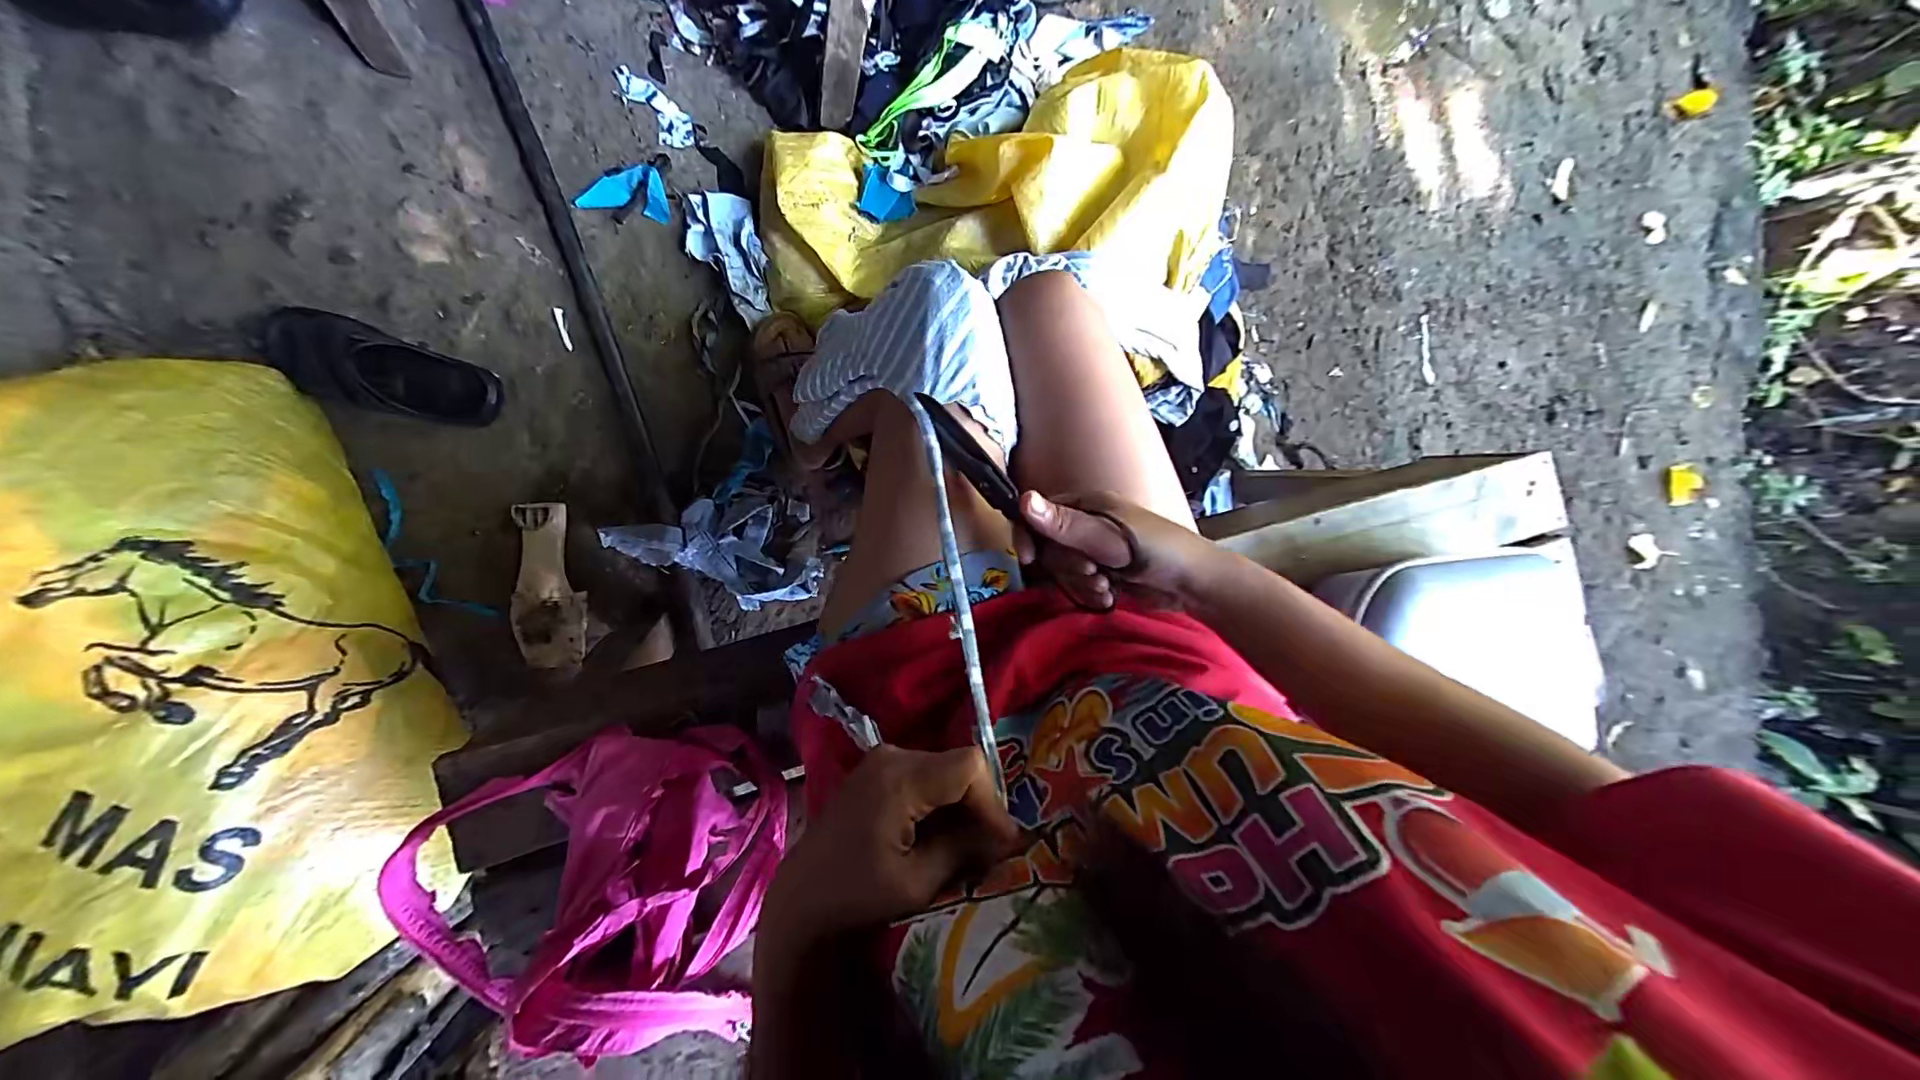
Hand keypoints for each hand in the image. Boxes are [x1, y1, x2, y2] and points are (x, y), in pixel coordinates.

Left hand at [759, 746, 1021, 952]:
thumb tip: (1007, 838)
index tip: (1003, 842)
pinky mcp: (877, 771)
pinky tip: (941, 835)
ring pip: (944, 769)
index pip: (968, 766)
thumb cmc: (854, 895)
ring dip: (961, 804)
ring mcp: (882, 760)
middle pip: (958, 765)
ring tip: (969, 845)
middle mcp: (892, 756)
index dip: (992, 801)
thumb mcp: (916, 882)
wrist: (799, 897)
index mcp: (900, 778)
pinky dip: (940, 801)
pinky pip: (925, 775)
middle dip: (979, 804)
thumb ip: (963, 849)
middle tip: (991, 847)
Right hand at [1017, 490, 1229, 610]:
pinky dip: (1091, 596)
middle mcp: (1085, 526)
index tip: (1029, 559)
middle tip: (1096, 572)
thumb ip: (1065, 524)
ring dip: (1082, 585)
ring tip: (1109, 586)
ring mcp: (1093, 551)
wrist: (1194, 584)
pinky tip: (1112, 596)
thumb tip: (1024, 500)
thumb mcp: (1108, 538)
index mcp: (1086, 505)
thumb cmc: (1157, 549)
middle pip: (1048, 550)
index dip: (1028, 537)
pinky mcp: (1101, 574)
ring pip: (1062, 572)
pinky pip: (1077, 588)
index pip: (1037, 517)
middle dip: (1069, 568)